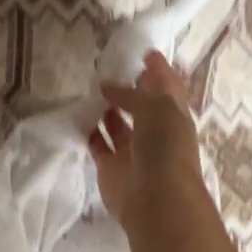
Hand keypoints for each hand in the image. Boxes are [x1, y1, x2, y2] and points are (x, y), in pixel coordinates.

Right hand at [89, 51, 212, 233]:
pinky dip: (89, 131)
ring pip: (117, 124)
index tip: (143, 53)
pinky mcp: (110, 167)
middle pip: (140, 104)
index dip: (158, 69)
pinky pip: (98, 144)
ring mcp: (131, 150)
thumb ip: (131, 94)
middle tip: (108, 68)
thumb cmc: (165, 148)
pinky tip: (78, 116)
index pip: (167, 86)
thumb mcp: (155, 108)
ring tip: (90, 89)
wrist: (155, 199)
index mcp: (173, 114)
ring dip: (106, 108)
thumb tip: (107, 87)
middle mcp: (154, 131)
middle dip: (129, 88)